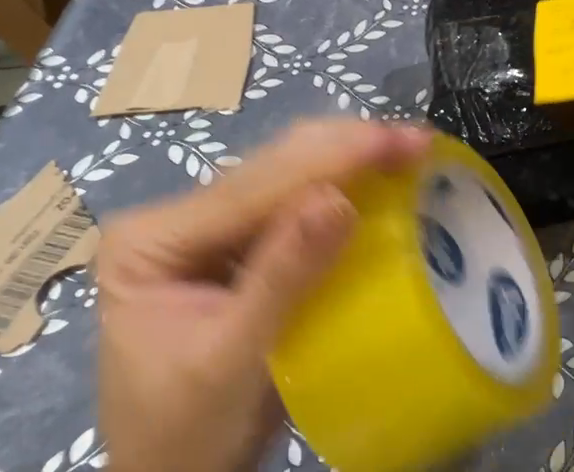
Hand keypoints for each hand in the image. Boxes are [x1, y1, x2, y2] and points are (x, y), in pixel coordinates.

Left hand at [96, 120, 430, 471]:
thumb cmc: (189, 432)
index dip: (334, 157)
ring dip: (354, 159)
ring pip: (291, 174)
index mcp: (153, 240)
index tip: (403, 141)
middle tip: (420, 141)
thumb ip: (283, 276)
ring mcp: (210, 229)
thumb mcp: (233, 359)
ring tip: (413, 150)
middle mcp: (178, 219)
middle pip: (274, 167)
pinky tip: (386, 177)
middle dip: (350, 147)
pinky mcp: (244, 244)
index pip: (255, 185)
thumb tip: (340, 198)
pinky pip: (300, 201)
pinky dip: (348, 186)